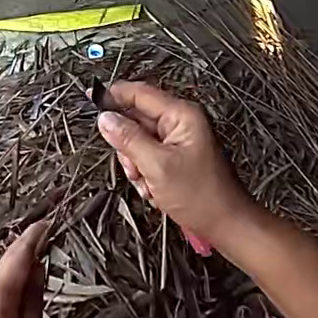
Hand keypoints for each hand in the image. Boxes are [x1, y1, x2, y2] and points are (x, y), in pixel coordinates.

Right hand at [96, 81, 256, 247]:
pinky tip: (156, 190)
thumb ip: (128, 139)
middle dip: (129, 147)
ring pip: (138, 143)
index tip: (92, 97)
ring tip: (150, 182)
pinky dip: (146, 175)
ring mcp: (178, 142)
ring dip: (137, 165)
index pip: (140, 94)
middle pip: (136, 121)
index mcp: (181, 115)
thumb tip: (106, 119)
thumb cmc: (202, 196)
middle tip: (136, 167)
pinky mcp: (176, 158)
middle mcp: (181, 123)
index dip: (113, 95)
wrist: (226, 224)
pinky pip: (147, 159)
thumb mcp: (157, 165)